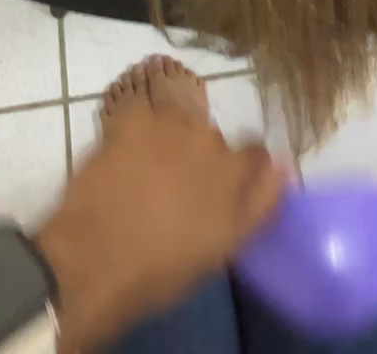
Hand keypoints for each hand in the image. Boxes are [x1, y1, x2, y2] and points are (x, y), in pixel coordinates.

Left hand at [37, 113, 285, 347]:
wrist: (93, 258)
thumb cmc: (161, 266)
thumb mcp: (223, 246)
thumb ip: (260, 202)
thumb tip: (283, 165)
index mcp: (235, 171)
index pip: (255, 151)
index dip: (242, 168)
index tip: (223, 186)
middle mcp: (208, 137)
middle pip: (212, 138)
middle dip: (199, 156)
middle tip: (177, 187)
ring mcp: (168, 122)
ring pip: (178, 121)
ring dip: (169, 138)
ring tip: (147, 169)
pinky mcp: (131, 117)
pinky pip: (143, 111)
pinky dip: (136, 127)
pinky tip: (125, 150)